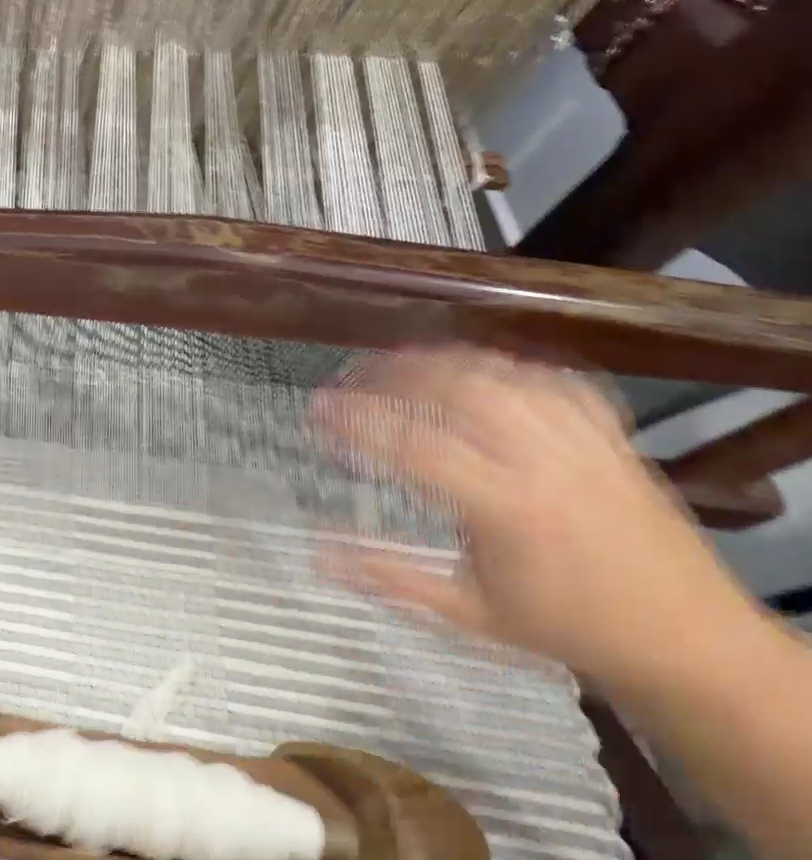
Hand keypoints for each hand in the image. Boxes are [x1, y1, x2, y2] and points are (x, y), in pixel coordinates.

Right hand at [312, 347, 762, 690]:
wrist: (690, 643)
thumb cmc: (566, 629)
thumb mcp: (467, 614)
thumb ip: (389, 577)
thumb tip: (317, 553)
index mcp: (505, 508)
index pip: (413, 444)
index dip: (357, 421)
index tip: (317, 412)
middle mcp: (545, 464)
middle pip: (461, 390)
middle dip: (397, 374)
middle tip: (354, 378)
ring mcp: (586, 447)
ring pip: (510, 378)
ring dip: (449, 363)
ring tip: (404, 363)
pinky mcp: (615, 443)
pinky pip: (562, 386)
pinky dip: (514, 369)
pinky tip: (485, 370)